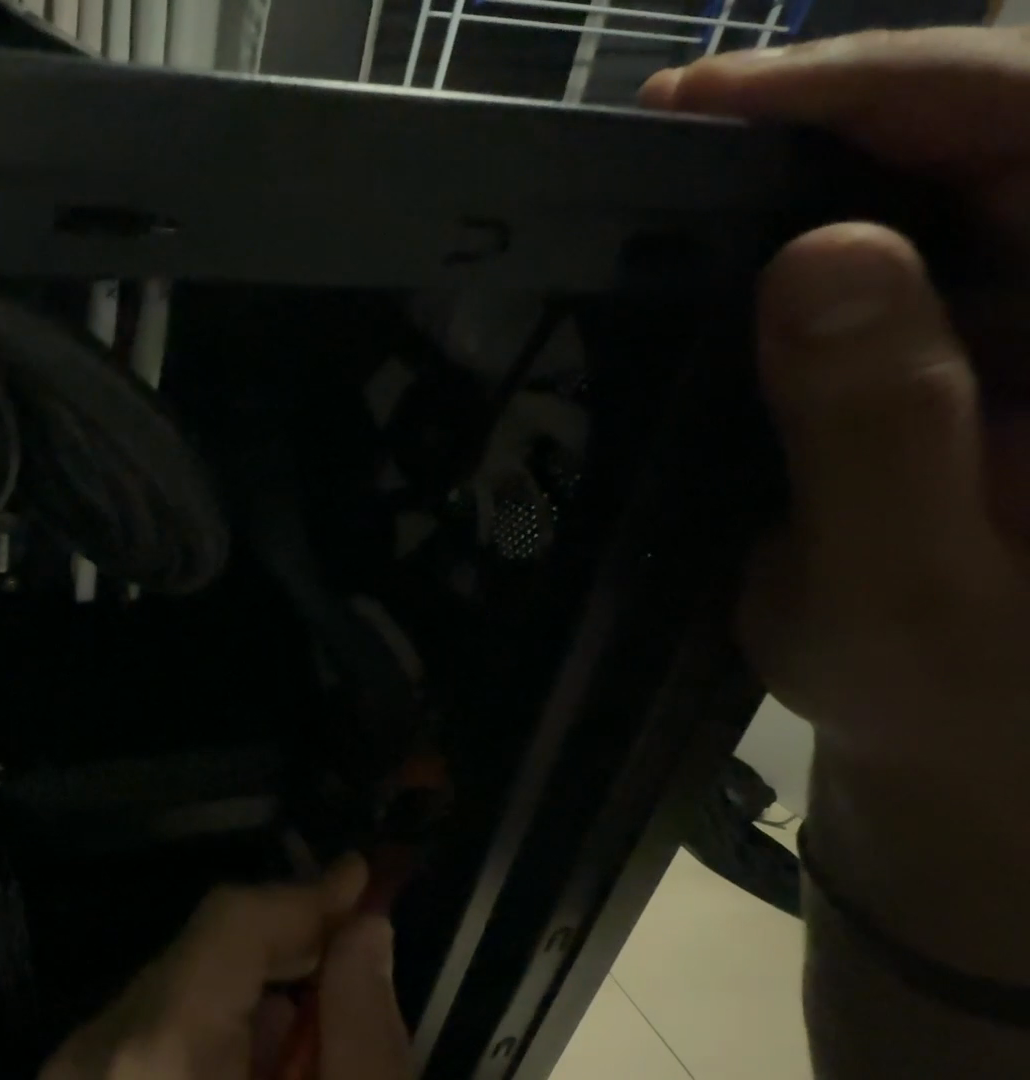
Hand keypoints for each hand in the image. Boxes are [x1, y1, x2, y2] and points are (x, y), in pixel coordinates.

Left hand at [39, 856, 411, 1079]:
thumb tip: (365, 935)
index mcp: (159, 1053)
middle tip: (357, 946)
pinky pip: (149, 1034)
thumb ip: (363, 1038)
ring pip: (176, 992)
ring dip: (251, 997)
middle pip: (200, 952)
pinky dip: (211, 1035)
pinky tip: (263, 1061)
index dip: (300, 894)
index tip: (361, 880)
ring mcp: (75, 1069)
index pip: (228, 922)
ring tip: (318, 1024)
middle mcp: (97, 1046)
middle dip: (285, 948)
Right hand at [643, 28, 1029, 976]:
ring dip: (827, 153)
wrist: (986, 752)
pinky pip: (925, 240)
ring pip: (968, 171)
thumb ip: (877, 434)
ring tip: (692, 162)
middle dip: (848, 100)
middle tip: (680, 121)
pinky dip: (821, 221)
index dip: (893, 85)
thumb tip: (818, 256)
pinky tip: (740, 236)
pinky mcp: (1003, 342)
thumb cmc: (957, 701)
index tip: (712, 99)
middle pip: (1020, 122)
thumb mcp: (901, 588)